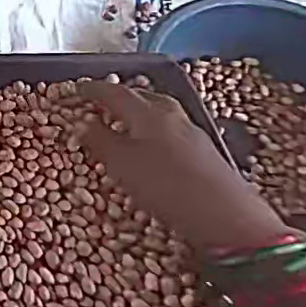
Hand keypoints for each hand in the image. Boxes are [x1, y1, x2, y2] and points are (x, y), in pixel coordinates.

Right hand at [72, 80, 288, 250]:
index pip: (115, 93)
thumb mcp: (120, 164)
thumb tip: (82, 122)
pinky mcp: (204, 152)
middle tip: (100, 100)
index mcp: (148, 114)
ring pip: (160, 111)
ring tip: (122, 120)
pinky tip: (149, 143)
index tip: (76, 88)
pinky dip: (153, 127)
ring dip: (139, 110)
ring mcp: (192, 134)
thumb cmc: (165, 187)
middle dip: (120, 95)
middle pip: (143, 96)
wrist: (228, 218)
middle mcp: (172, 117)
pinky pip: (171, 128)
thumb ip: (99, 140)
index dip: (93, 90)